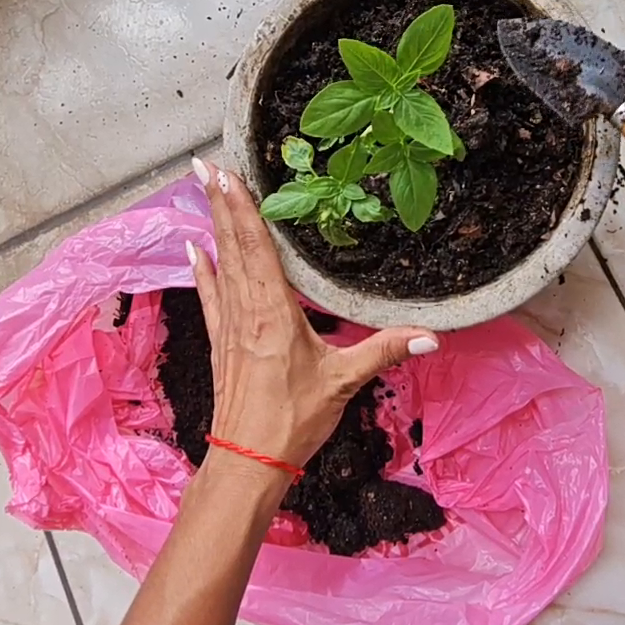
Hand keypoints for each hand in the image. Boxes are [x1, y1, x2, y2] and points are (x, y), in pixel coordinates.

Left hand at [188, 158, 438, 471]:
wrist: (248, 462)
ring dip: (212, 225)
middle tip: (205, 163)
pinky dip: (202, 270)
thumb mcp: (344, 381)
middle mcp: (247, 310)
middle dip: (220, 202)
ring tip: (203, 190)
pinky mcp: (220, 342)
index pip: (258, 249)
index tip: (227, 174)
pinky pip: (209, 297)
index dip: (243, 209)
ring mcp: (229, 325)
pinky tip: (193, 249)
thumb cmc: (293, 420)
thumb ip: (385, 350)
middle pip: (234, 246)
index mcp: (275, 312)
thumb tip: (432, 335)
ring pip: (220, 264)